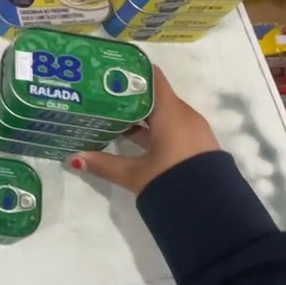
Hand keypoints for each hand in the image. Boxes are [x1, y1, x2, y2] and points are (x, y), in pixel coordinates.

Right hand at [67, 67, 219, 194]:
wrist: (212, 213)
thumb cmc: (171, 180)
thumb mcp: (134, 174)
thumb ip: (103, 164)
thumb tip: (72, 158)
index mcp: (171, 112)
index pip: (152, 78)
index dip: (130, 72)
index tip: (108, 71)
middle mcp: (184, 116)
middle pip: (154, 97)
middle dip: (128, 97)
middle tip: (100, 96)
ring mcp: (192, 131)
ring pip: (162, 116)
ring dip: (139, 117)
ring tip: (110, 118)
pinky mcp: (195, 147)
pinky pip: (170, 129)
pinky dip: (151, 130)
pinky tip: (131, 140)